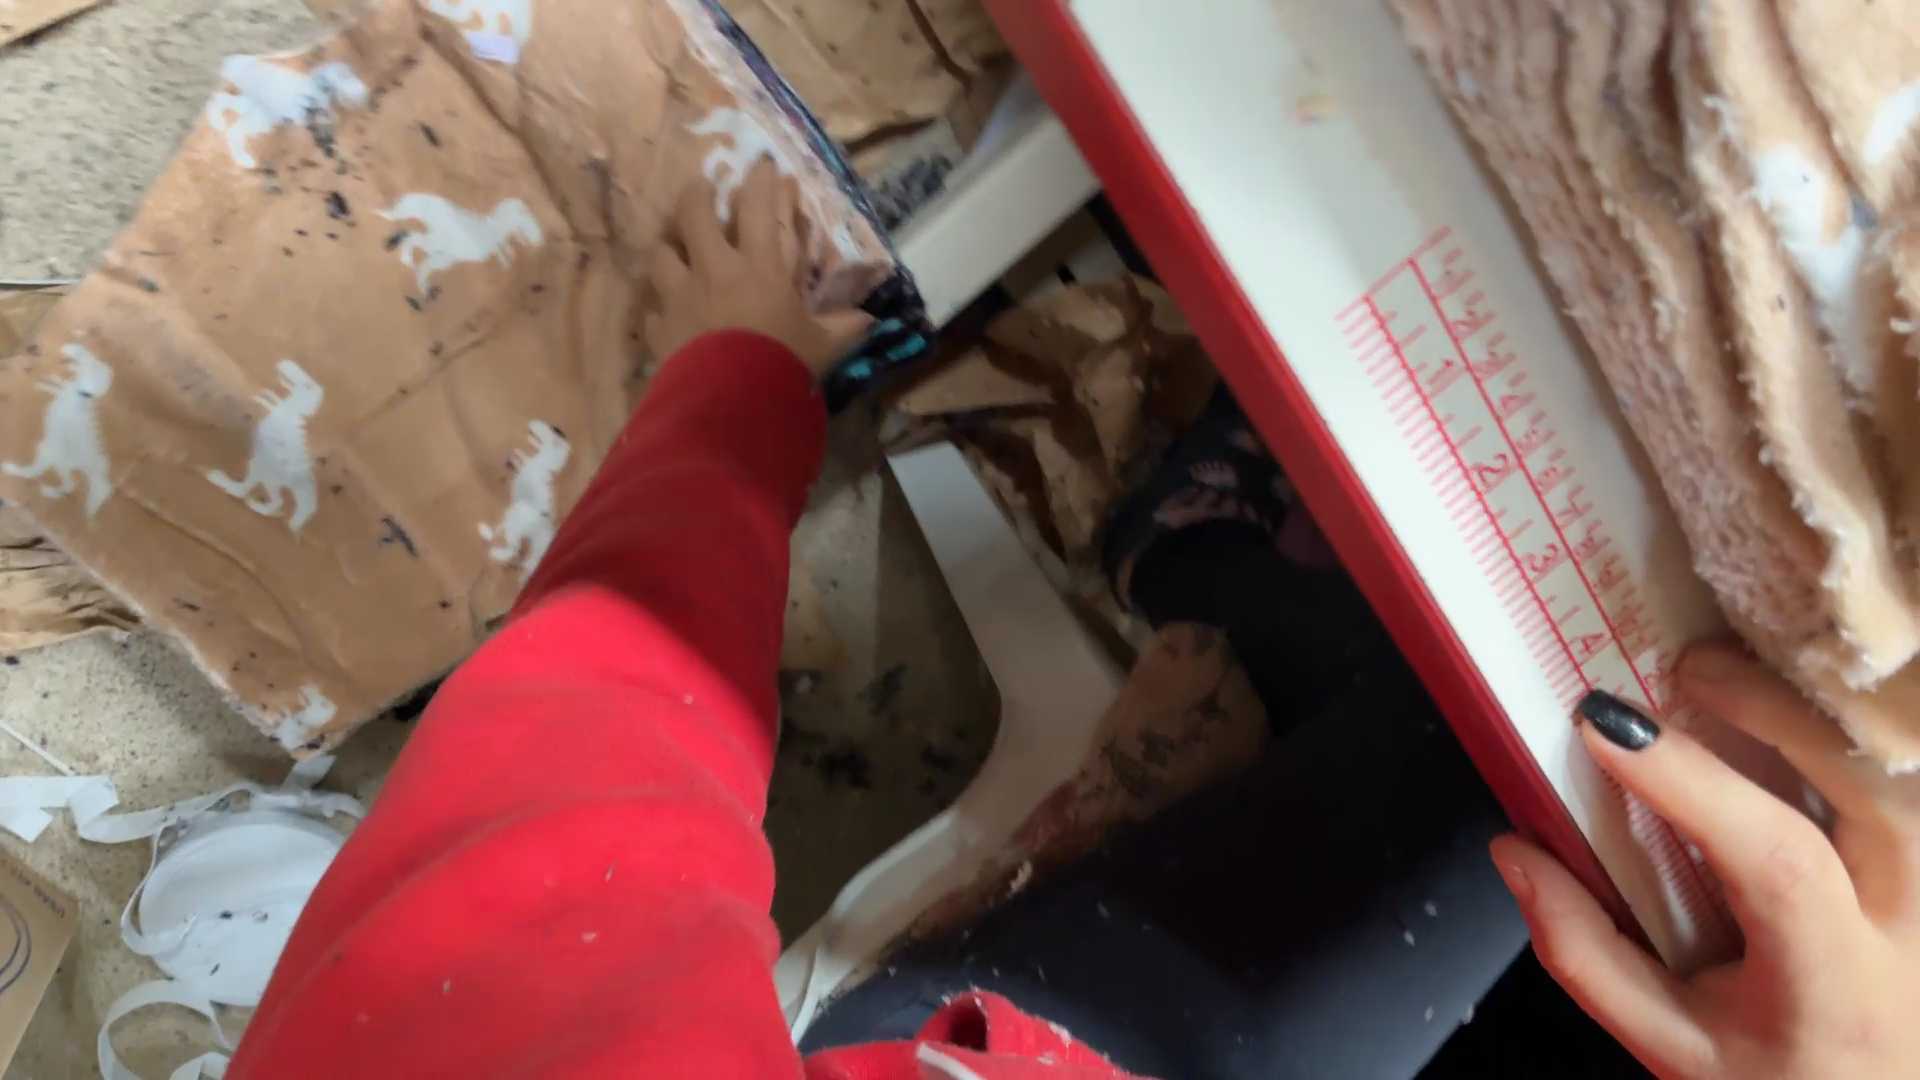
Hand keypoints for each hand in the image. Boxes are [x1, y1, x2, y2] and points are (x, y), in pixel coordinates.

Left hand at [646, 159, 872, 380]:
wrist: (733, 403)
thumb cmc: (783, 364)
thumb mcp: (824, 347)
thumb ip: (845, 329)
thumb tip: (869, 320)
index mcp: (759, 268)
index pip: (758, 207)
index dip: (762, 180)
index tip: (763, 163)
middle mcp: (715, 270)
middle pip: (695, 213)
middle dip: (699, 193)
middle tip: (705, 188)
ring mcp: (681, 296)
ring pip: (662, 253)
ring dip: (669, 247)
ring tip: (675, 250)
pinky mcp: (661, 328)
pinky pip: (654, 310)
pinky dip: (661, 309)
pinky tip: (667, 316)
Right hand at [1491, 642, 1919, 1078]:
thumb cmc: (1779, 1078)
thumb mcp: (1667, 1044)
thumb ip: (1582, 951)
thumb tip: (1514, 849)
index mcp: (1840, 984)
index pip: (1778, 862)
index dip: (1687, 779)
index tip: (1602, 722)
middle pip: (1879, 797)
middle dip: (1779, 714)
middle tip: (1687, 670)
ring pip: (1913, 781)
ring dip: (1827, 713)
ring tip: (1736, 677)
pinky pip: (1909, 790)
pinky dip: (1858, 740)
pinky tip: (1797, 714)